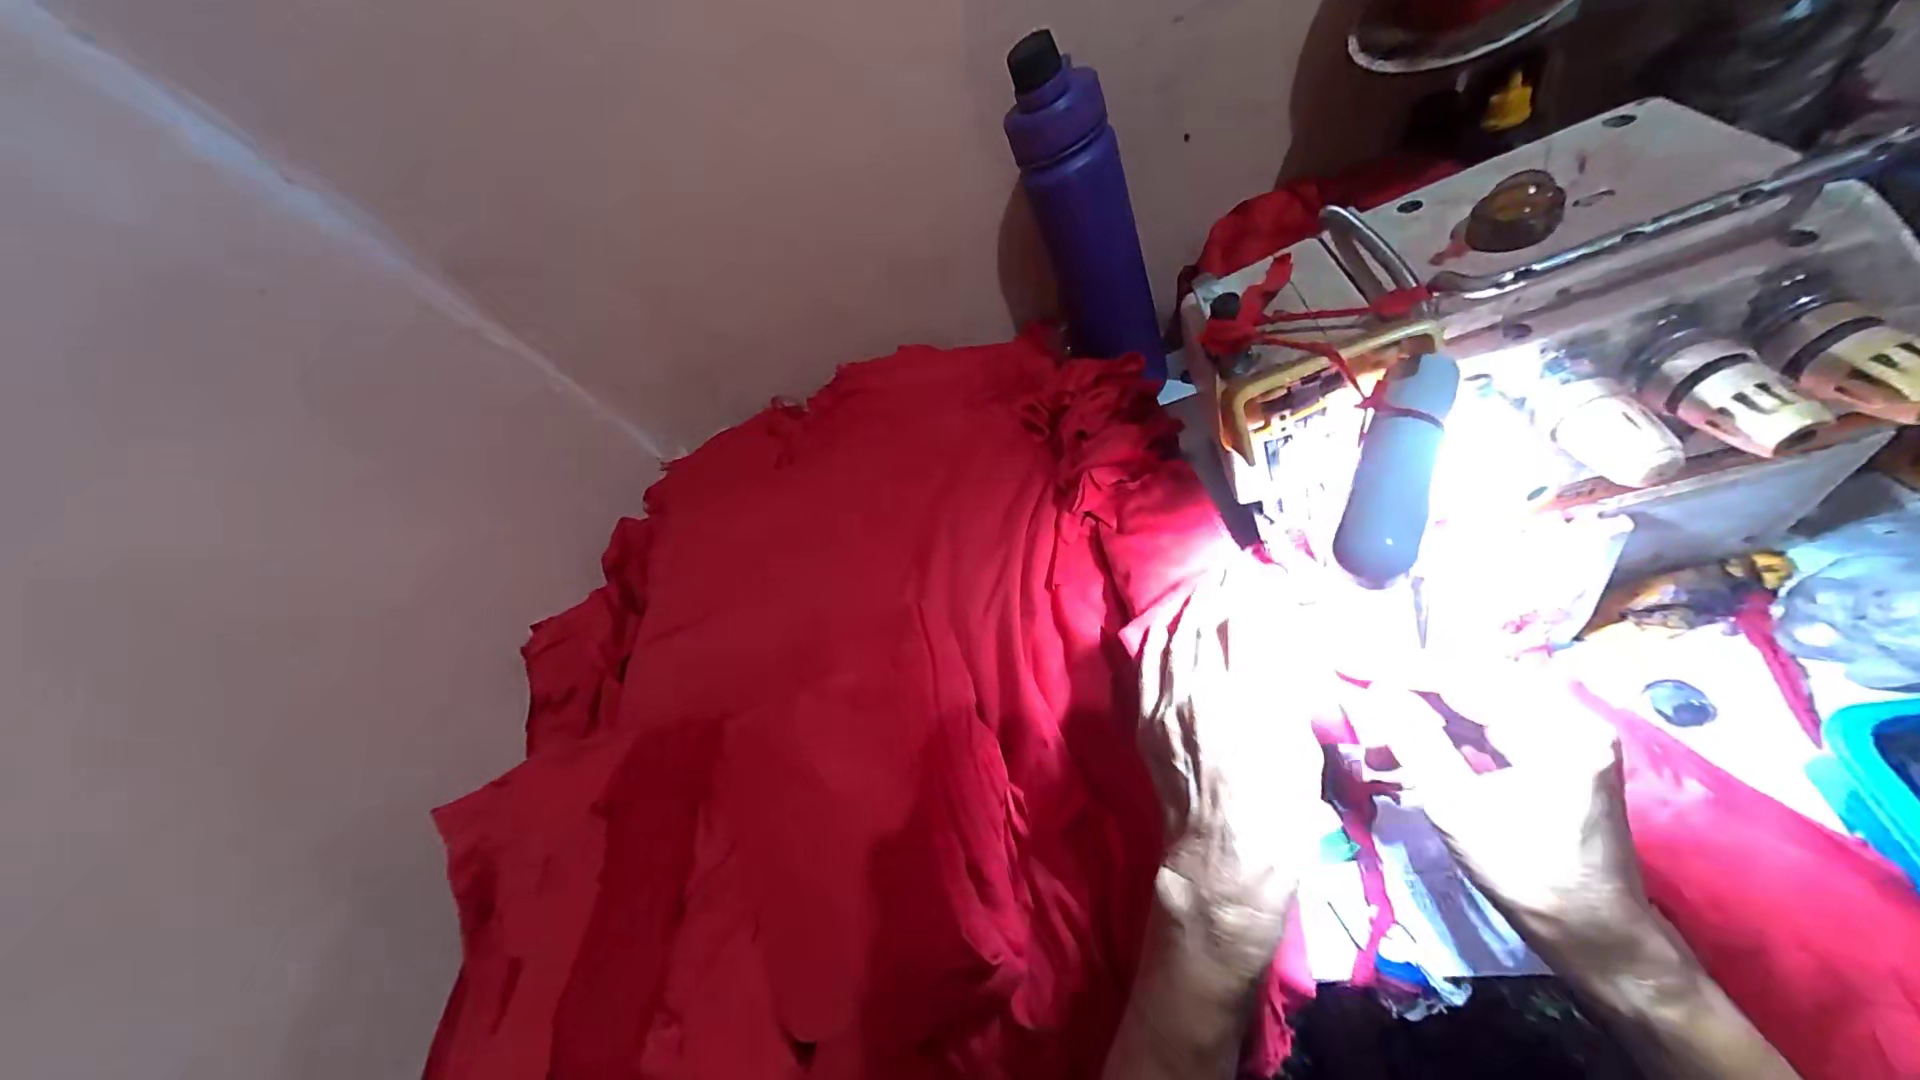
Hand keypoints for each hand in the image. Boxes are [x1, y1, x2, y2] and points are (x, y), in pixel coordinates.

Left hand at [1134, 562, 1329, 975]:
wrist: (1223, 854)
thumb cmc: (1279, 809)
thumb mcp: (1301, 744)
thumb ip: (1285, 689)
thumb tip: (1277, 645)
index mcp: (1250, 696)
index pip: (1245, 624)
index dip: (1247, 591)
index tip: (1252, 571)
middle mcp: (1203, 690)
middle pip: (1207, 623)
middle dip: (1217, 589)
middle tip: (1226, 568)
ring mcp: (1168, 703)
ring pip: (1176, 639)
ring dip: (1188, 607)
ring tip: (1200, 588)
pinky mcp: (1147, 718)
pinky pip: (1148, 667)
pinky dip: (1158, 639)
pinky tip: (1166, 625)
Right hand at [1352, 671, 1800, 1079]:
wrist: (1593, 935)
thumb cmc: (1527, 876)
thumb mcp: (1457, 808)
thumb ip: (1415, 741)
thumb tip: (1376, 690)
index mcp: (1556, 732)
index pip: (1463, 680)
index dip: (1396, 670)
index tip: (1343, 663)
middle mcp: (1566, 720)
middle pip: (1468, 677)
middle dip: (1404, 678)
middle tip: (1350, 672)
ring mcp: (1559, 734)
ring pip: (1471, 696)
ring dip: (1416, 704)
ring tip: (1368, 713)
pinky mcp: (1546, 750)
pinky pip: (1481, 720)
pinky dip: (1436, 727)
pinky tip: (1397, 744)